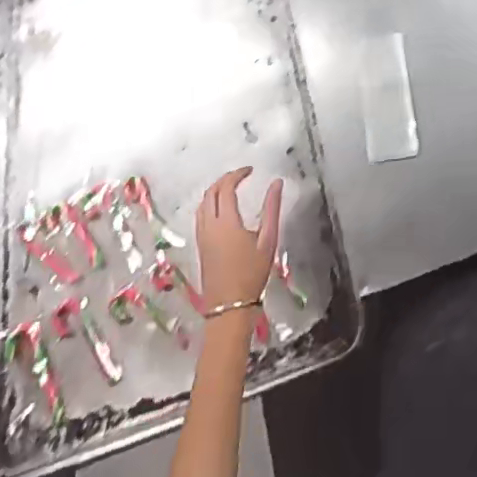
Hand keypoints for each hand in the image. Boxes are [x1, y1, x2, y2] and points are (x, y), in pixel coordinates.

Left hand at [195, 167, 282, 309]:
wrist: (230, 305)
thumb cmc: (252, 273)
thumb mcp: (268, 240)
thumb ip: (272, 209)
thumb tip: (276, 183)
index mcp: (226, 222)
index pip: (226, 188)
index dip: (237, 174)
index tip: (250, 170)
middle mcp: (209, 225)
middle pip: (211, 192)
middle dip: (225, 179)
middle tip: (241, 175)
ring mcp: (201, 235)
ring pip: (202, 203)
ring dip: (215, 190)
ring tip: (231, 187)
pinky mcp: (199, 244)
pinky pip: (200, 215)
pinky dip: (209, 203)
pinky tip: (220, 208)